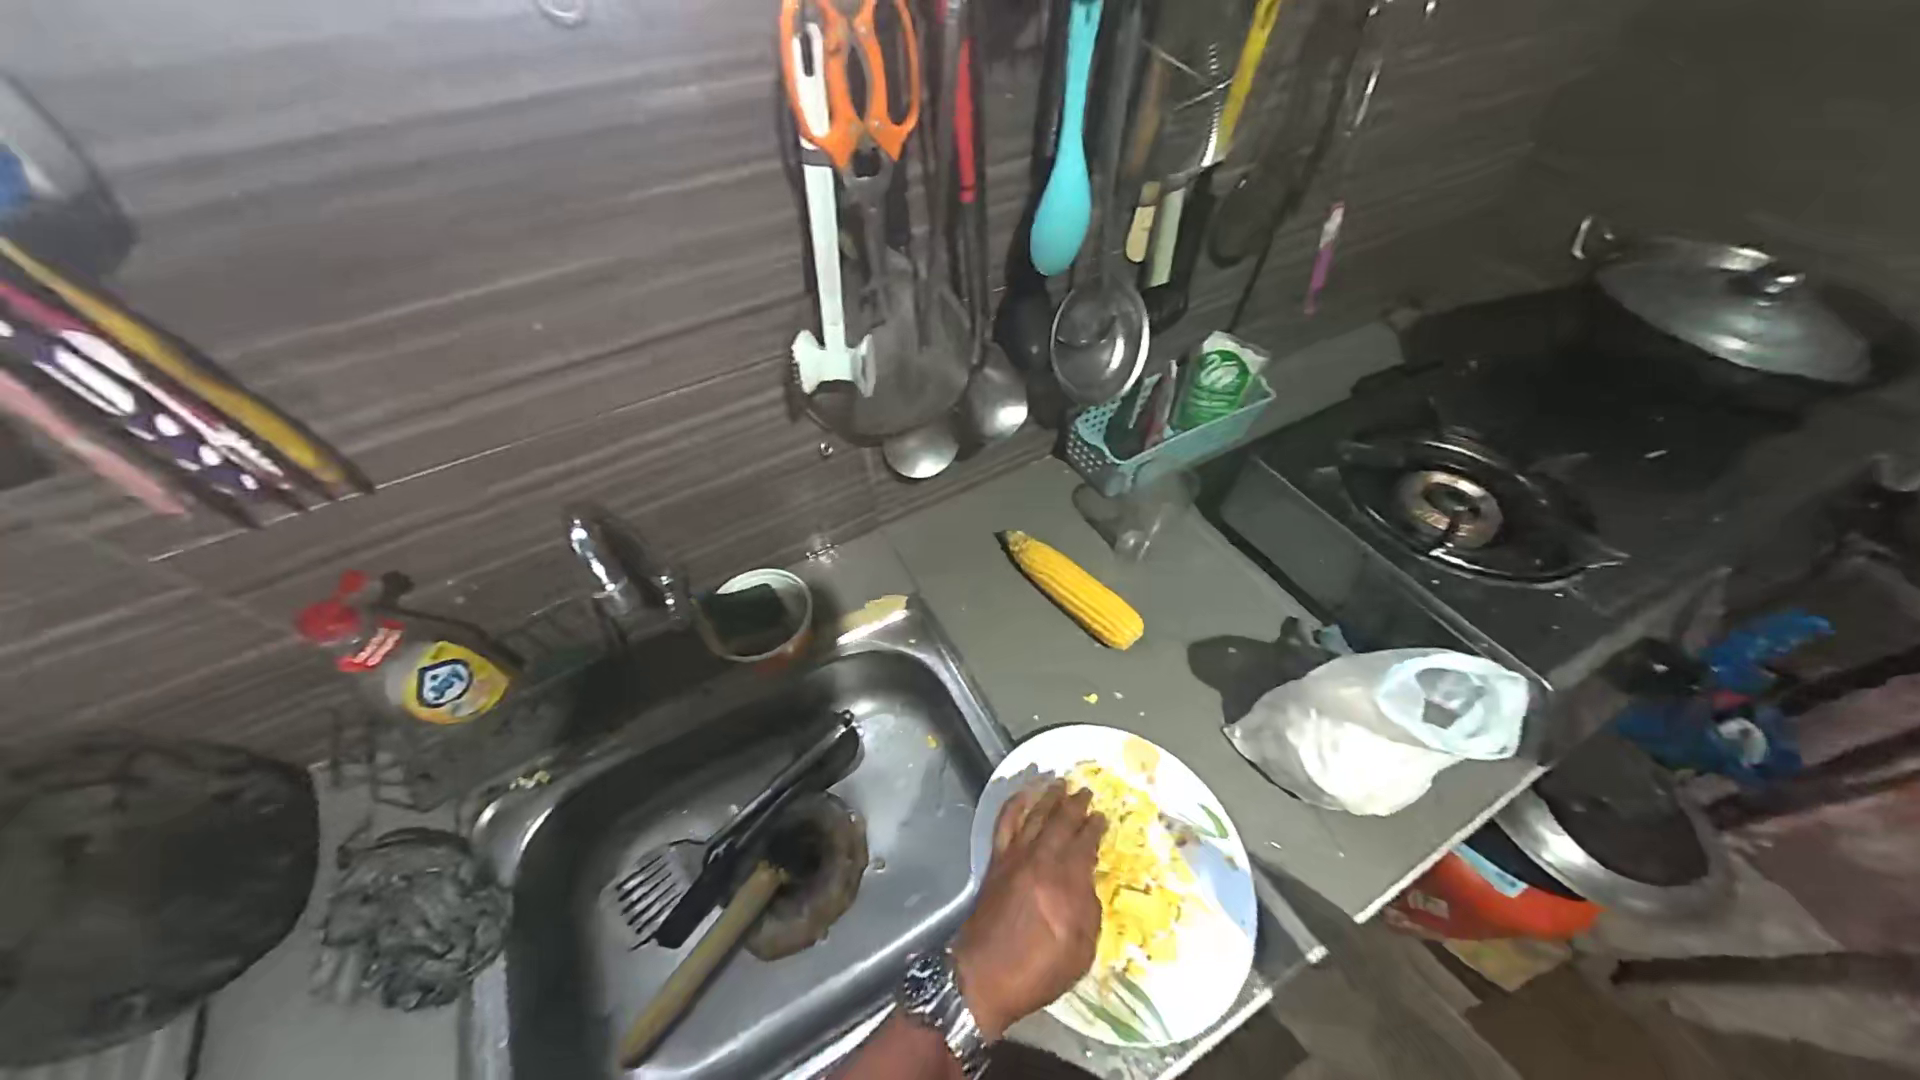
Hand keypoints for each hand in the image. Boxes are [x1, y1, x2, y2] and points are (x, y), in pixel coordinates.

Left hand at [953, 778, 1106, 1040]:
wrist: (985, 974)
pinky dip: (1015, 804)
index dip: (1095, 828)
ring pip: (1035, 815)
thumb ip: (1089, 909)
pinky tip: (1023, 795)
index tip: (1102, 817)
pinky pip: (1005, 823)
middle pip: (1061, 822)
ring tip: (1059, 783)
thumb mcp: (1081, 949)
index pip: (1085, 844)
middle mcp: (1041, 859)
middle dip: (1075, 804)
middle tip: (1085, 791)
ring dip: (1049, 797)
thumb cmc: (1038, 970)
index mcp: (1066, 881)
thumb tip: (1087, 881)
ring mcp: (1016, 856)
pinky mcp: (996, 860)